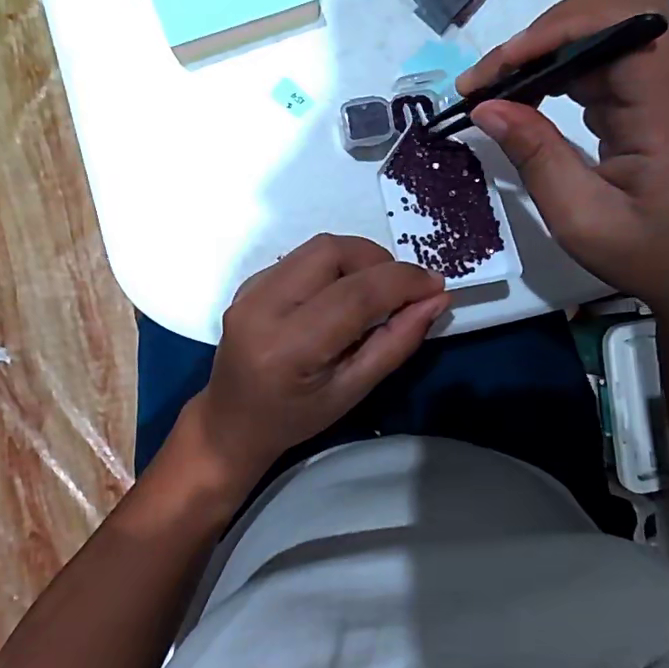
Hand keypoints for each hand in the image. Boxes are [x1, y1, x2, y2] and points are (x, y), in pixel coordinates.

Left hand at [180, 234, 449, 481]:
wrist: (232, 420)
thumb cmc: (294, 418)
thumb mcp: (352, 392)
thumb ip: (395, 343)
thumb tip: (435, 299)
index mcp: (287, 347)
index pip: (354, 294)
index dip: (402, 281)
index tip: (436, 285)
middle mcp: (261, 308)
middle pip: (332, 251)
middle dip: (378, 261)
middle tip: (401, 290)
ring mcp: (249, 291)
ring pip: (316, 247)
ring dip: (357, 259)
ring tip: (375, 291)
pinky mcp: (247, 283)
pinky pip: (300, 257)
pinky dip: (332, 266)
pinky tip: (339, 294)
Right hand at [457, 0, 668, 315]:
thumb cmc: (647, 256)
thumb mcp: (580, 219)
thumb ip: (535, 157)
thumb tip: (485, 107)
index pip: (632, 25)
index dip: (564, 27)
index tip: (505, 64)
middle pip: (622, 15)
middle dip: (548, 34)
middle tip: (492, 75)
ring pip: (610, 32)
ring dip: (549, 49)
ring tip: (498, 85)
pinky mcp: (657, 99)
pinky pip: (608, 61)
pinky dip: (562, 68)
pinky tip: (530, 94)